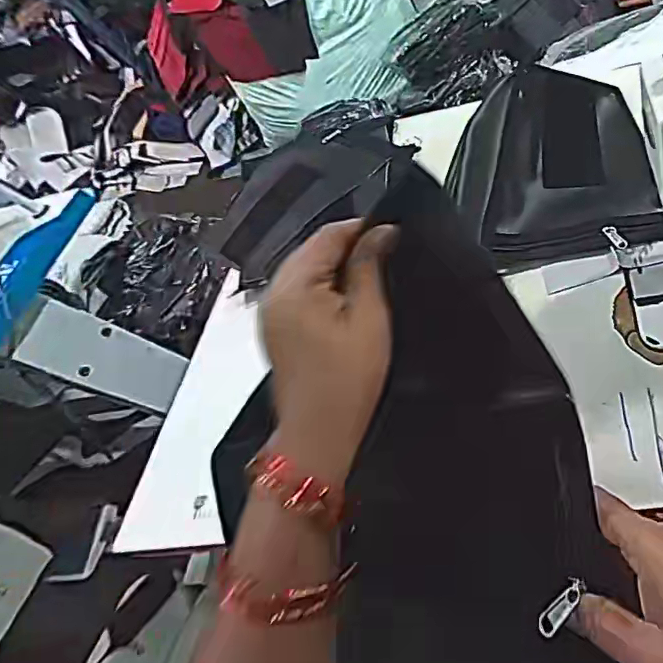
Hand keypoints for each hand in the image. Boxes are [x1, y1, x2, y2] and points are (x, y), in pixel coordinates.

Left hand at [260, 220, 398, 481]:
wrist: (319, 433)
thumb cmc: (344, 384)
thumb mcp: (369, 317)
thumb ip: (371, 266)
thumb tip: (381, 232)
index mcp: (294, 286)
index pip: (328, 234)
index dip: (362, 228)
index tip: (390, 232)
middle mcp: (274, 293)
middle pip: (314, 248)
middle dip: (350, 248)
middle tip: (386, 256)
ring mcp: (272, 310)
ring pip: (309, 267)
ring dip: (339, 267)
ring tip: (370, 282)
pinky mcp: (277, 325)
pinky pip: (302, 289)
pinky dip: (326, 287)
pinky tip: (349, 302)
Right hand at [572, 489, 662, 662]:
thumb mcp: (647, 657)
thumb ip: (600, 622)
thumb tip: (575, 606)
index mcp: (655, 545)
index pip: (600, 505)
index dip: (571, 518)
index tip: (555, 533)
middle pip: (614, 528)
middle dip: (592, 554)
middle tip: (575, 591)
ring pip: (634, 548)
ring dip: (617, 573)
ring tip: (611, 613)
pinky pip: (654, 563)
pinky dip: (639, 584)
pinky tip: (641, 622)